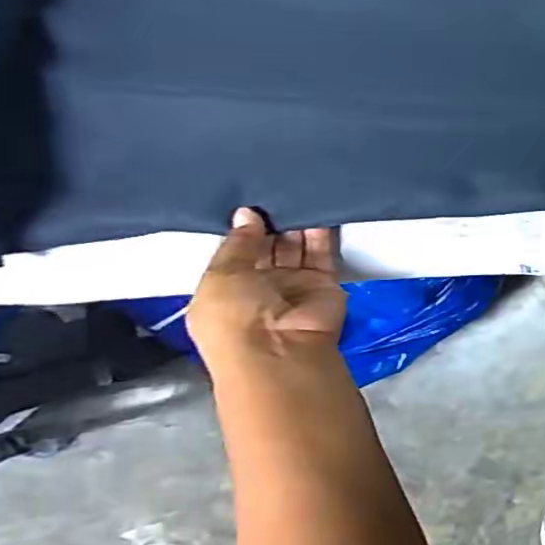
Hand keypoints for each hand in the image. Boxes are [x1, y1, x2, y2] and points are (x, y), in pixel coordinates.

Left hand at [187, 207, 345, 363]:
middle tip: (271, 195)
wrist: (282, 349)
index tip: (246, 204)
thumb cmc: (235, 317)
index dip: (240, 230)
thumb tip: (246, 214)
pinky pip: (322, 253)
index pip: (235, 253)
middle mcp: (261, 287)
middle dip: (269, 224)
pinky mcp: (324, 282)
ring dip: (294, 225)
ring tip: (294, 196)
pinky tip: (315, 210)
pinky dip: (320, 233)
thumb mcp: (220, 275)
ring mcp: (294, 285)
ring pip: (295, 247)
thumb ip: (238, 243)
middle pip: (267, 247)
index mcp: (227, 289)